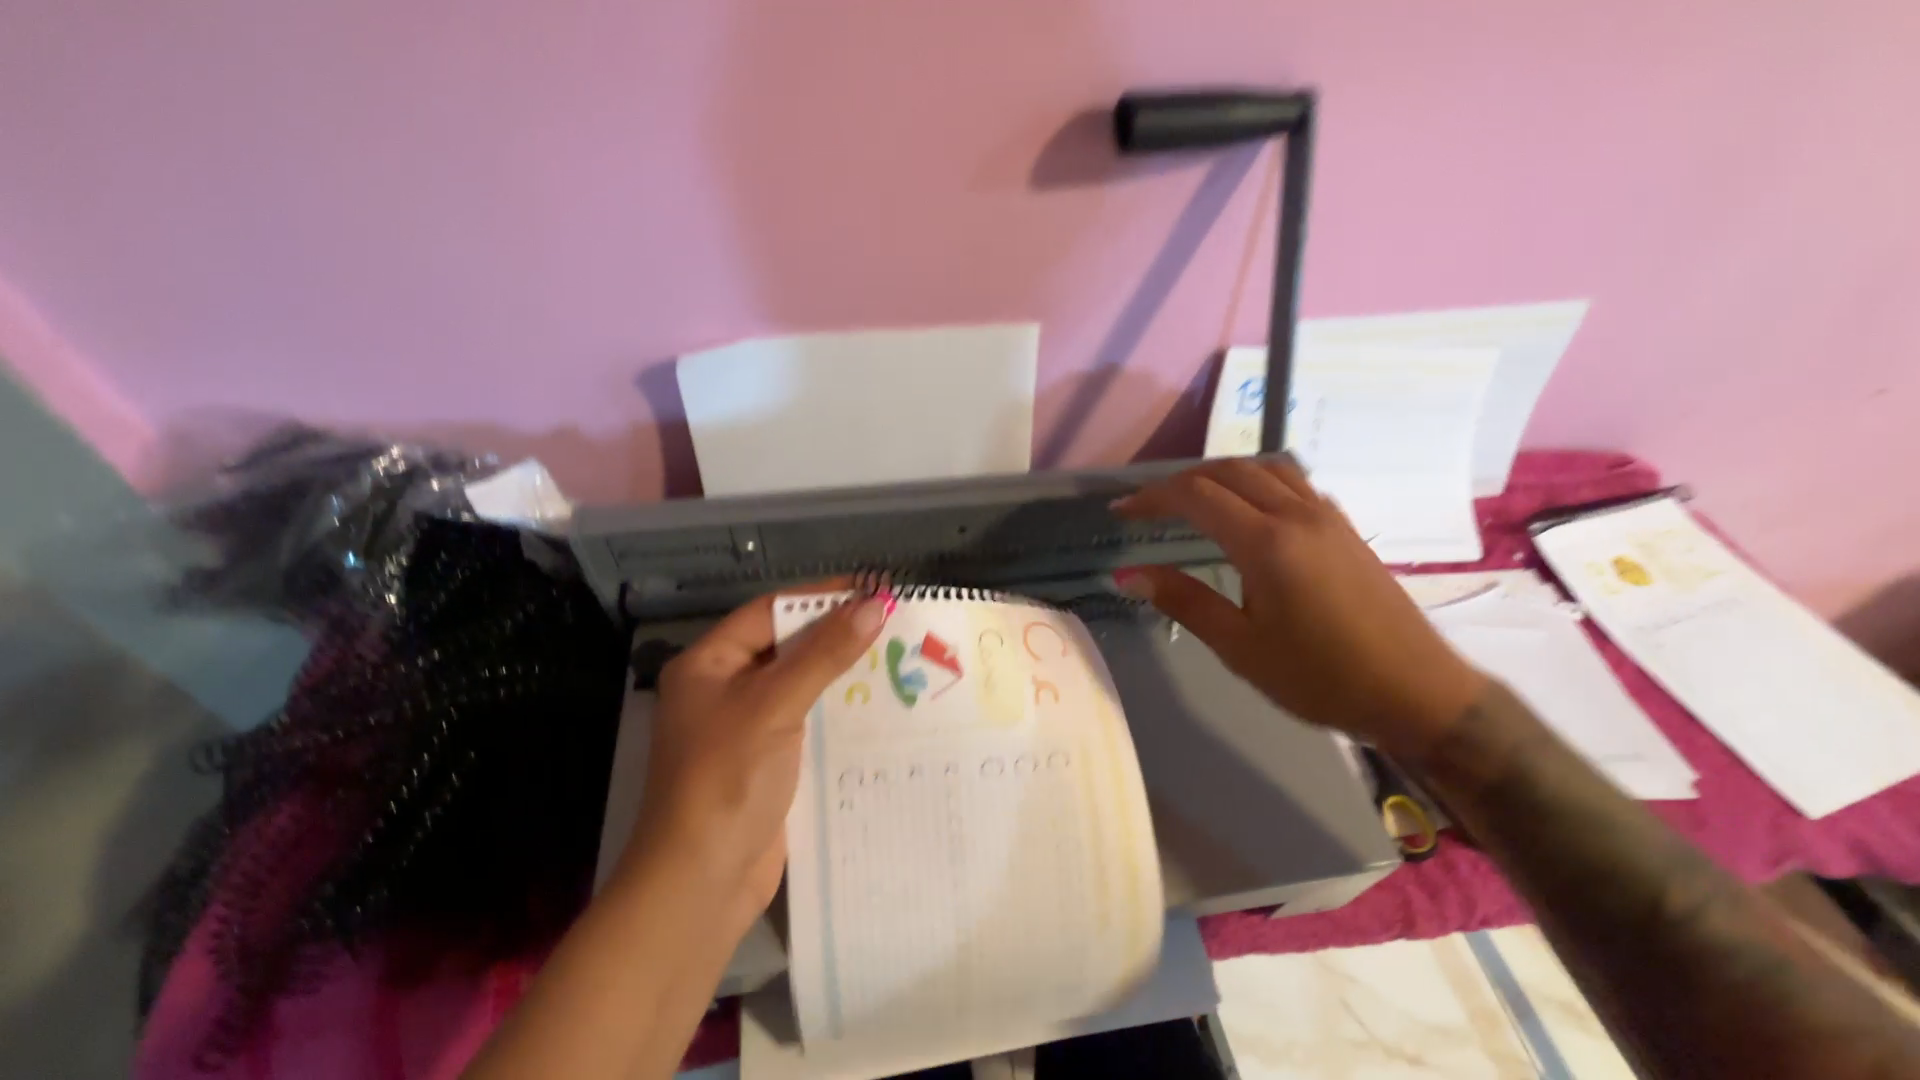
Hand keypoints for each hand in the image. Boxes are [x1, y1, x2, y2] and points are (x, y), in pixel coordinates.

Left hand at [624, 587, 891, 921]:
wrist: (701, 880)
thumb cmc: (726, 779)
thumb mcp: (774, 706)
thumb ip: (823, 655)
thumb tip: (874, 606)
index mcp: (709, 664)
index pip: (769, 613)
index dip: (820, 598)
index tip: (872, 589)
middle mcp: (724, 690)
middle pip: (786, 647)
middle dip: (837, 635)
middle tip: (894, 624)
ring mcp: (746, 729)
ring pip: (801, 687)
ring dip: (843, 674)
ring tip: (899, 660)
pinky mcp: (769, 763)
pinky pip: (809, 724)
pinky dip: (840, 713)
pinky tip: (881, 709)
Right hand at [1111, 459, 1484, 755]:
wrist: (1414, 691)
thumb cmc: (1319, 678)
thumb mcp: (1240, 647)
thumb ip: (1183, 601)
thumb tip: (1126, 573)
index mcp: (1266, 543)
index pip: (1196, 496)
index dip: (1152, 498)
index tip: (1121, 512)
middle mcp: (1297, 514)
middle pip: (1228, 471)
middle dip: (1181, 481)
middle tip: (1148, 506)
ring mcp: (1327, 516)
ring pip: (1264, 469)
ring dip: (1221, 475)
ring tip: (1192, 500)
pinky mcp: (1345, 527)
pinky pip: (1293, 482)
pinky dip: (1257, 482)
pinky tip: (1248, 510)